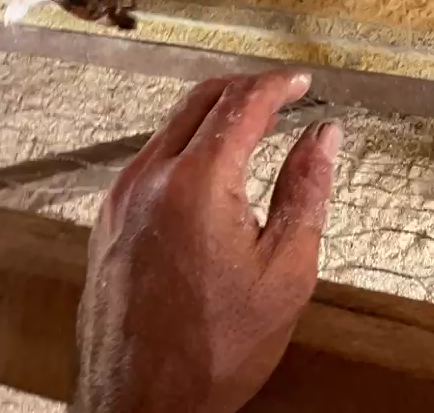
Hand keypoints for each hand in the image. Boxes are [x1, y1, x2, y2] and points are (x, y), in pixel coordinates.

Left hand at [73, 70, 340, 412]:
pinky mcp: (108, 219)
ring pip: (174, 122)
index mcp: (197, 184)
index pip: (243, 102)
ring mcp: (121, 198)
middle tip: (282, 95)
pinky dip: (190, 140)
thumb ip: (308, 189)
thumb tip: (324, 135)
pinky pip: (154, 154)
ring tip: (256, 125)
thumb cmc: (213, 351)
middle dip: (247, 87)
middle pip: (203, 98)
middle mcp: (150, 179)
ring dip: (217, 111)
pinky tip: (215, 165)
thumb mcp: (286, 270)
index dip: (278, 84)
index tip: (301, 83)